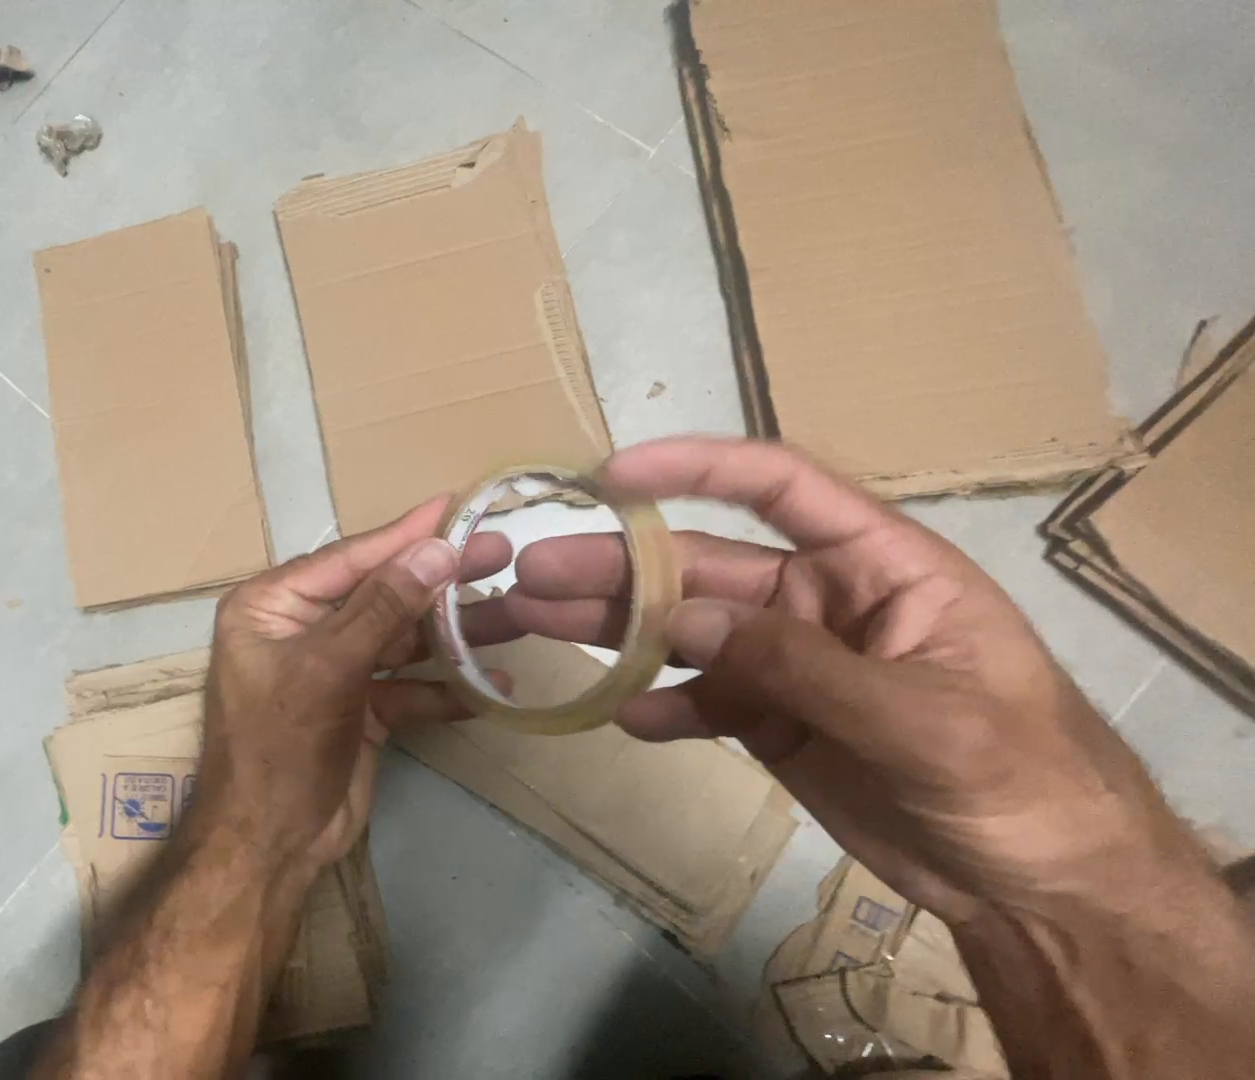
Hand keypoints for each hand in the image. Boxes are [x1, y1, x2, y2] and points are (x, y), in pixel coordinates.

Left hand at [194, 497, 511, 879]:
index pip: (349, 558)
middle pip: (382, 595)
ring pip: (401, 640)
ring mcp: (333, 669)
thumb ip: (383, 607)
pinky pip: (407, 687)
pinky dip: (445, 688)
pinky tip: (493, 685)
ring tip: (515, 616)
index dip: (404, 535)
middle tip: (500, 555)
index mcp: (273, 605)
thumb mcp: (328, 668)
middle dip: (440, 582)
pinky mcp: (359, 708)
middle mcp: (302, 628)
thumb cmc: (280, 746)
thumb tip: (436, 548)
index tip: (454, 506)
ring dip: (453, 635)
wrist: (268, 846)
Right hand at [506, 436, 1212, 924]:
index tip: (611, 476)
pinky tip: (623, 715)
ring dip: (614, 626)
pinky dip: (658, 703)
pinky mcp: (766, 714)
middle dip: (615, 565)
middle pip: (698, 563)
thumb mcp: (922, 719)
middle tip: (531, 572)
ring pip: (682, 627)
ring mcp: (784, 657)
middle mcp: (814, 597)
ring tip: (535, 620)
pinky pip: (698, 697)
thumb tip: (680, 618)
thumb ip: (797, 664)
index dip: (693, 468)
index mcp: (872, 564)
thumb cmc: (1021, 781)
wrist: (1041, 890)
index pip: (776, 486)